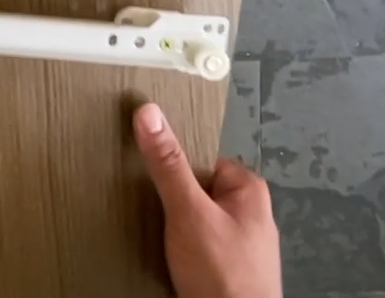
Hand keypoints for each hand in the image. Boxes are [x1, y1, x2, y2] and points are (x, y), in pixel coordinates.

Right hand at [133, 102, 282, 297]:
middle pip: (193, 188)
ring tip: (142, 223)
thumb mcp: (189, 211)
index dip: (170, 161)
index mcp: (248, 190)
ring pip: (190, 219)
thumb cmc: (221, 273)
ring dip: (167, 223)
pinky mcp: (223, 273)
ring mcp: (236, 247)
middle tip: (136, 196)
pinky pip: (191, 246)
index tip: (139, 162)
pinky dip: (173, 246)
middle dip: (166, 195)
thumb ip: (167, 163)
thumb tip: (147, 109)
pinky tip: (156, 250)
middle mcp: (247, 215)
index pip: (198, 157)